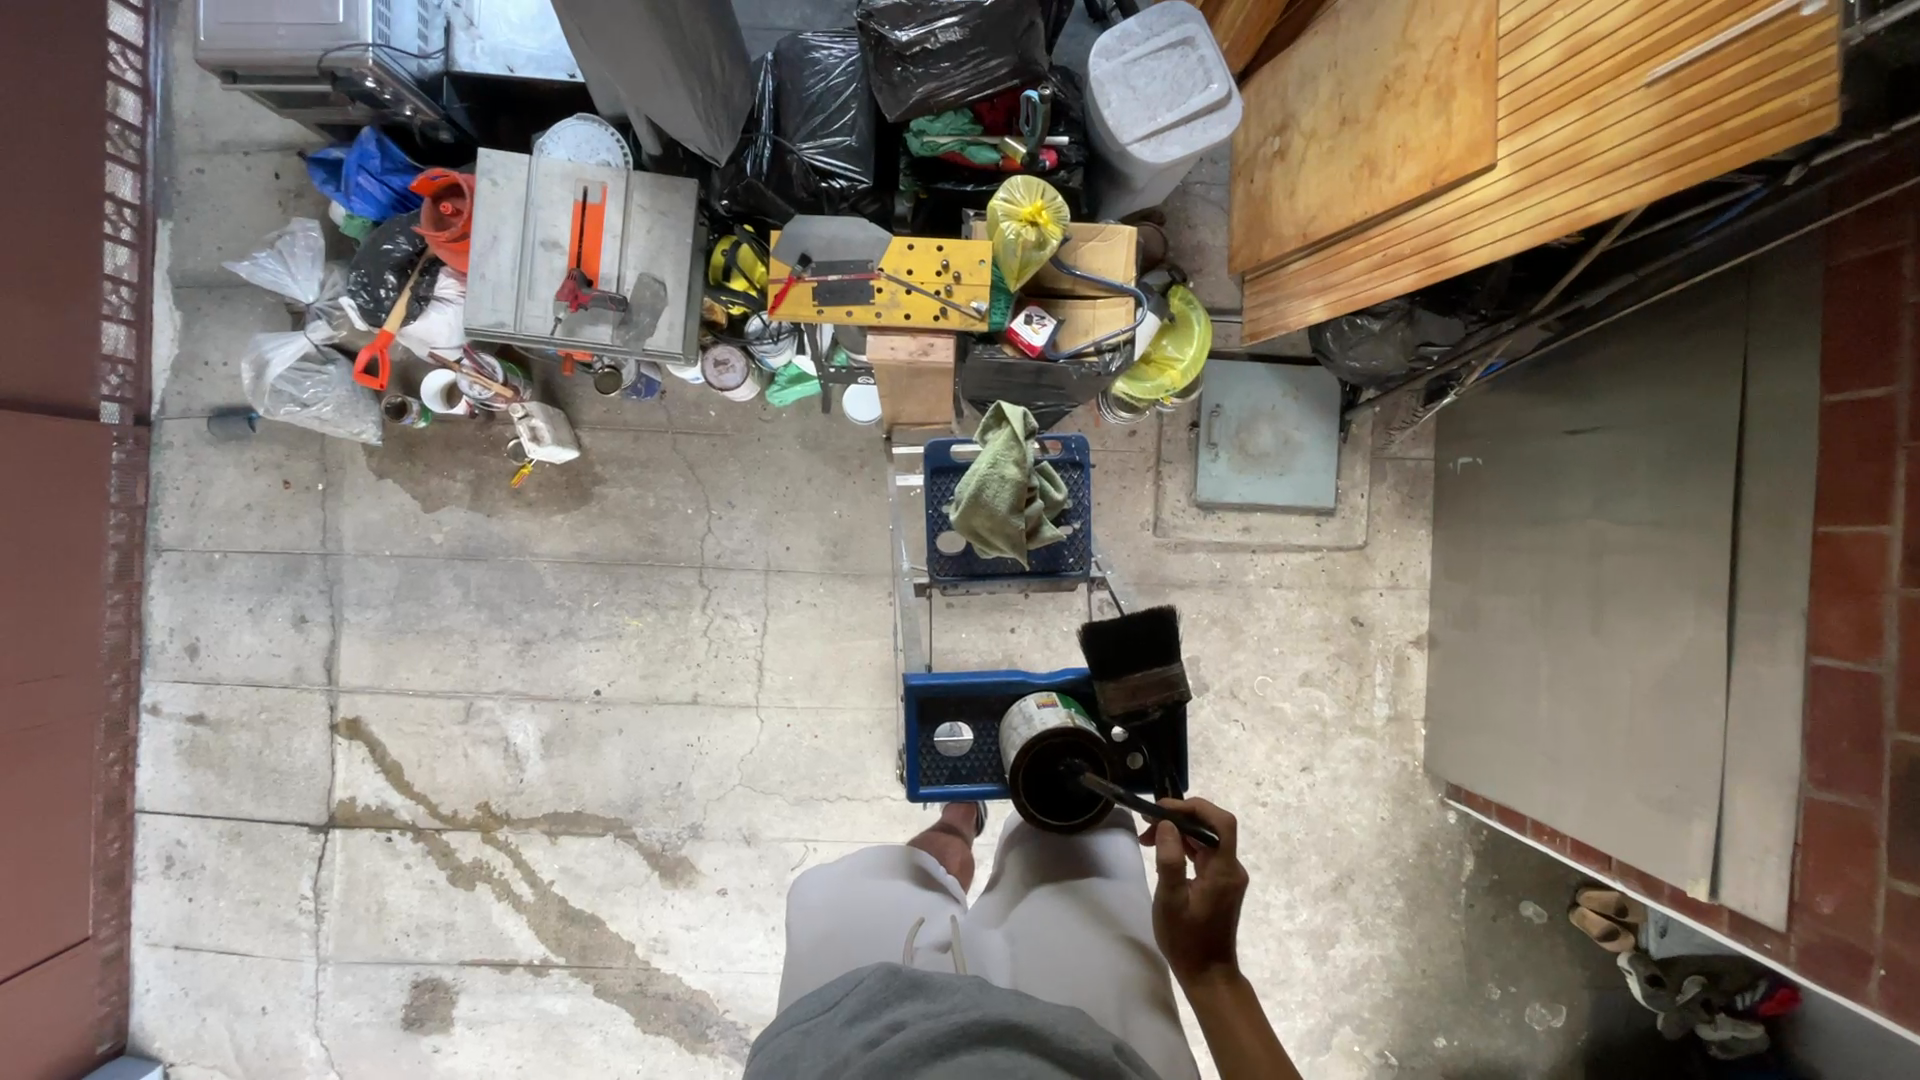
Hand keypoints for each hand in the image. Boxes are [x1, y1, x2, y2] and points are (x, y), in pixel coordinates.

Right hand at [1140, 798, 1247, 986]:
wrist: (1207, 975)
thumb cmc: (1186, 940)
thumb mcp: (1171, 900)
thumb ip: (1170, 860)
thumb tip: (1167, 824)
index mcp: (1224, 870)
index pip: (1221, 822)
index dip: (1195, 807)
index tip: (1163, 809)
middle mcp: (1231, 869)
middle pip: (1211, 828)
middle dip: (1178, 818)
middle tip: (1147, 825)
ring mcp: (1227, 877)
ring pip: (1205, 840)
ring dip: (1177, 832)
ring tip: (1147, 838)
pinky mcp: (1220, 884)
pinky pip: (1203, 854)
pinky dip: (1182, 847)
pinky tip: (1162, 853)